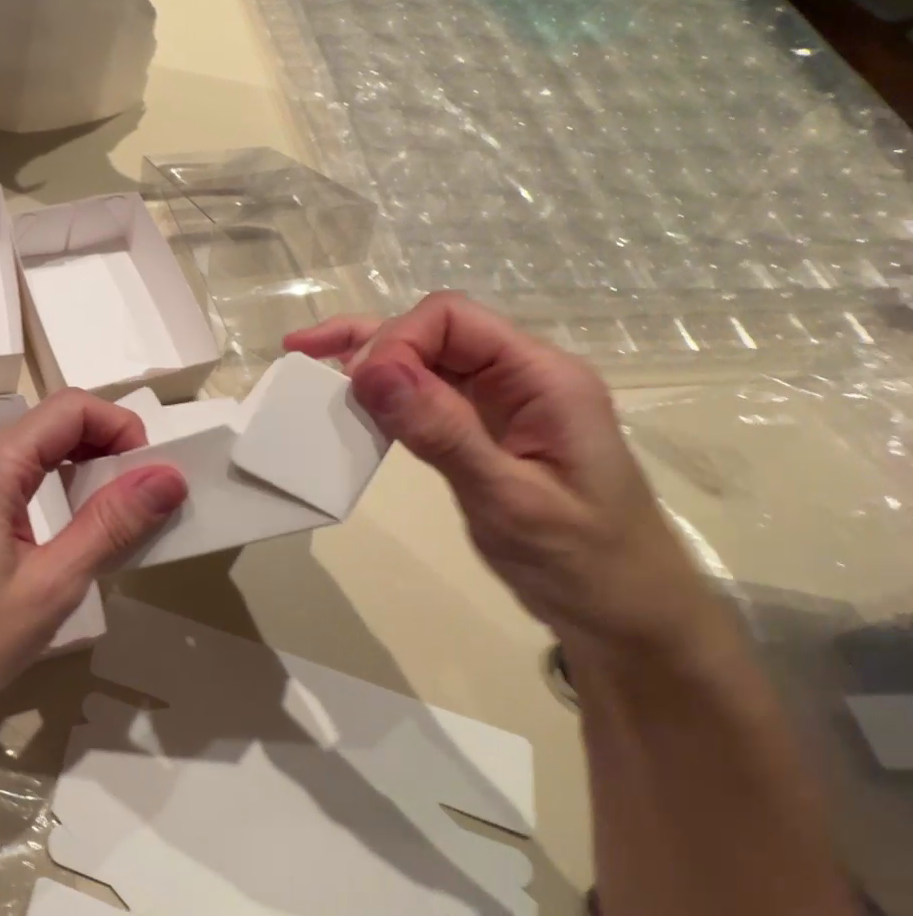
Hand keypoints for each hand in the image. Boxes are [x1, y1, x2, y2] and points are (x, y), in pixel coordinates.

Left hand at [0, 391, 186, 811]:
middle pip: (52, 421)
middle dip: (106, 445)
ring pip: (34, 445)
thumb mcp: (52, 586)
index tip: (153, 474)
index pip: (69, 408)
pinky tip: (76, 522)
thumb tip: (168, 475)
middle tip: (144, 498)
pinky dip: (54, 482)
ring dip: (82, 464)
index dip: (120, 426)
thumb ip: (110, 525)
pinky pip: (15, 471)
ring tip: (119, 512)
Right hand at [286, 292, 729, 661]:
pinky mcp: (484, 427)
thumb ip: (442, 431)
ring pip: (425, 357)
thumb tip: (371, 371)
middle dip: (370, 342)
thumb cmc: (582, 560)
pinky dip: (383, 394)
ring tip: (308, 361)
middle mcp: (522, 375)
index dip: (395, 341)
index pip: (453, 319)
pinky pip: (426, 393)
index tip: (356, 388)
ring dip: (368, 359)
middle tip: (312, 369)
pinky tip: (349, 405)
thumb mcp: (508, 499)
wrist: (625, 614)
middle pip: (434, 329)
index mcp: (544, 378)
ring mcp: (503, 401)